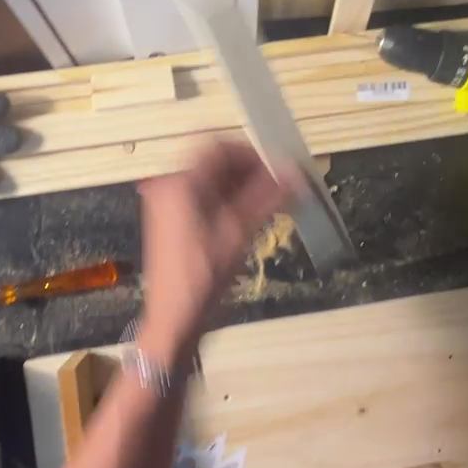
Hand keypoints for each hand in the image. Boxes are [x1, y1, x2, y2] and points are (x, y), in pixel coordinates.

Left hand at [136, 142, 289, 363]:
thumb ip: (269, 197)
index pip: (217, 146)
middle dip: (249, 170)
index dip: (250, 152)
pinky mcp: (174, 221)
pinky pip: (205, 197)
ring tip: (271, 204)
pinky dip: (230, 201)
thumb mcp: (240, 234)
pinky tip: (251, 217)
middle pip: (214, 161)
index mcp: (180, 183)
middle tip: (279, 187)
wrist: (174, 321)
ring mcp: (169, 204)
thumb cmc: (204, 278)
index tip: (277, 169)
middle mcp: (170, 186)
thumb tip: (298, 171)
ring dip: (242, 186)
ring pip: (212, 180)